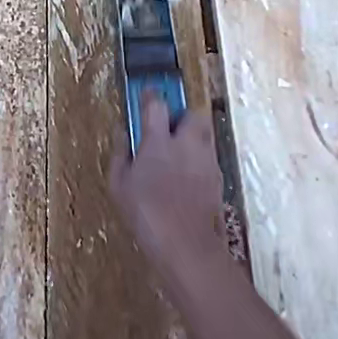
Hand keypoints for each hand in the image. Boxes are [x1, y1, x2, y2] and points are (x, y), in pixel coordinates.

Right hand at [110, 91, 227, 274]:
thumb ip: (121, 153)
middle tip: (167, 128)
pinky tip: (186, 176)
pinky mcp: (218, 175)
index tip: (146, 94)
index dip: (150, 96)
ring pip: (205, 133)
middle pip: (193, 112)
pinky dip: (198, 158)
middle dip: (182, 115)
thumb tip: (123, 132)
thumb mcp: (119, 186)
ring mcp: (206, 159)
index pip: (156, 104)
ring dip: (192, 135)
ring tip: (176, 153)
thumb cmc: (145, 216)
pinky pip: (209, 156)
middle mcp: (187, 144)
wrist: (185, 244)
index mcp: (159, 142)